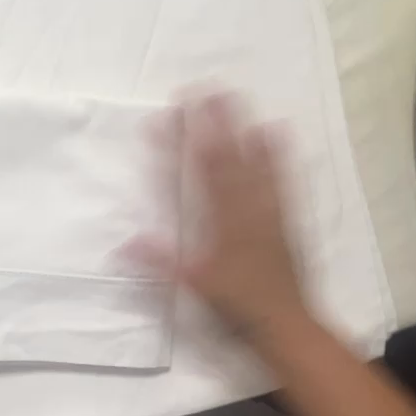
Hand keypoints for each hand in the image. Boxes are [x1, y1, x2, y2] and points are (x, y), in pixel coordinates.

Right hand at [130, 92, 309, 342]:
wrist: (288, 327)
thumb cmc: (238, 310)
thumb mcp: (195, 289)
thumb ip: (162, 262)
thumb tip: (125, 242)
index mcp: (222, 225)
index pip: (199, 176)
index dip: (183, 143)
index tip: (170, 115)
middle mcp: (248, 211)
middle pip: (229, 159)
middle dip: (215, 123)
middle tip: (204, 88)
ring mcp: (272, 213)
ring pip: (257, 163)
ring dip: (244, 128)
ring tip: (236, 97)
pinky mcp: (289, 219)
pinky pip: (285, 180)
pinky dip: (280, 155)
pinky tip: (280, 132)